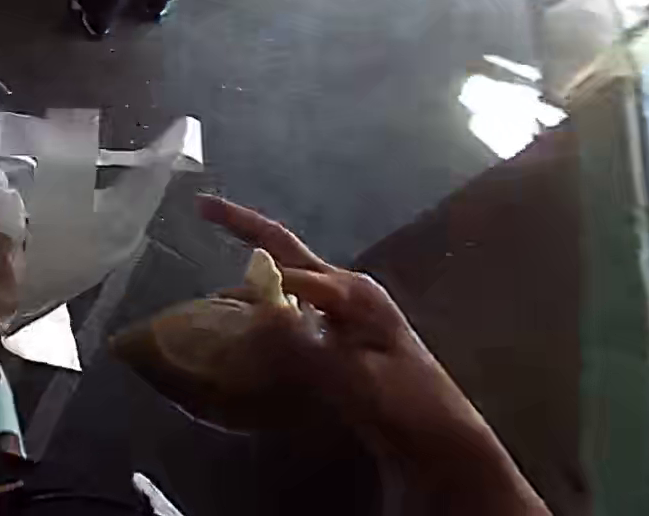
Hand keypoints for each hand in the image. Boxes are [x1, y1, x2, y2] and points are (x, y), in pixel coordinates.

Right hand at [202, 197, 547, 512]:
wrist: (445, 443)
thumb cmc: (408, 408)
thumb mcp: (359, 381)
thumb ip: (309, 347)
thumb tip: (263, 312)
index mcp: (353, 294)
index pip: (293, 277)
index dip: (259, 286)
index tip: (226, 304)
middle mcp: (345, 287)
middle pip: (286, 247)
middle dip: (244, 224)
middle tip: (204, 204)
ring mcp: (343, 304)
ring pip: (286, 271)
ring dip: (252, 260)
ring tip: (215, 254)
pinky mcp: (337, 325)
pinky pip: (292, 298)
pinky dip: (264, 294)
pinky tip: (246, 305)